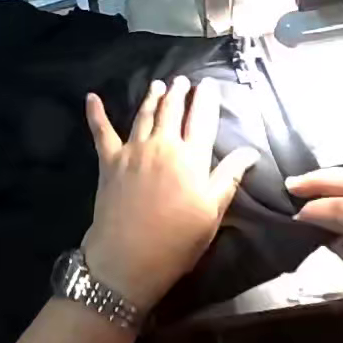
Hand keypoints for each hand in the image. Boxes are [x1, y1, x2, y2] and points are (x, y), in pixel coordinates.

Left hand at [83, 76, 260, 311]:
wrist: (127, 260)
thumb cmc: (177, 240)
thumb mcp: (212, 212)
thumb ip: (229, 177)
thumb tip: (250, 152)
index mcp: (191, 157)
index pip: (202, 119)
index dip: (206, 99)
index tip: (209, 85)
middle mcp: (162, 145)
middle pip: (172, 110)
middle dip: (179, 93)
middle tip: (183, 81)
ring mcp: (133, 150)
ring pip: (144, 114)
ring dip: (152, 97)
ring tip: (158, 85)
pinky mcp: (109, 161)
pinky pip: (102, 132)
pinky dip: (96, 114)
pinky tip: (92, 98)